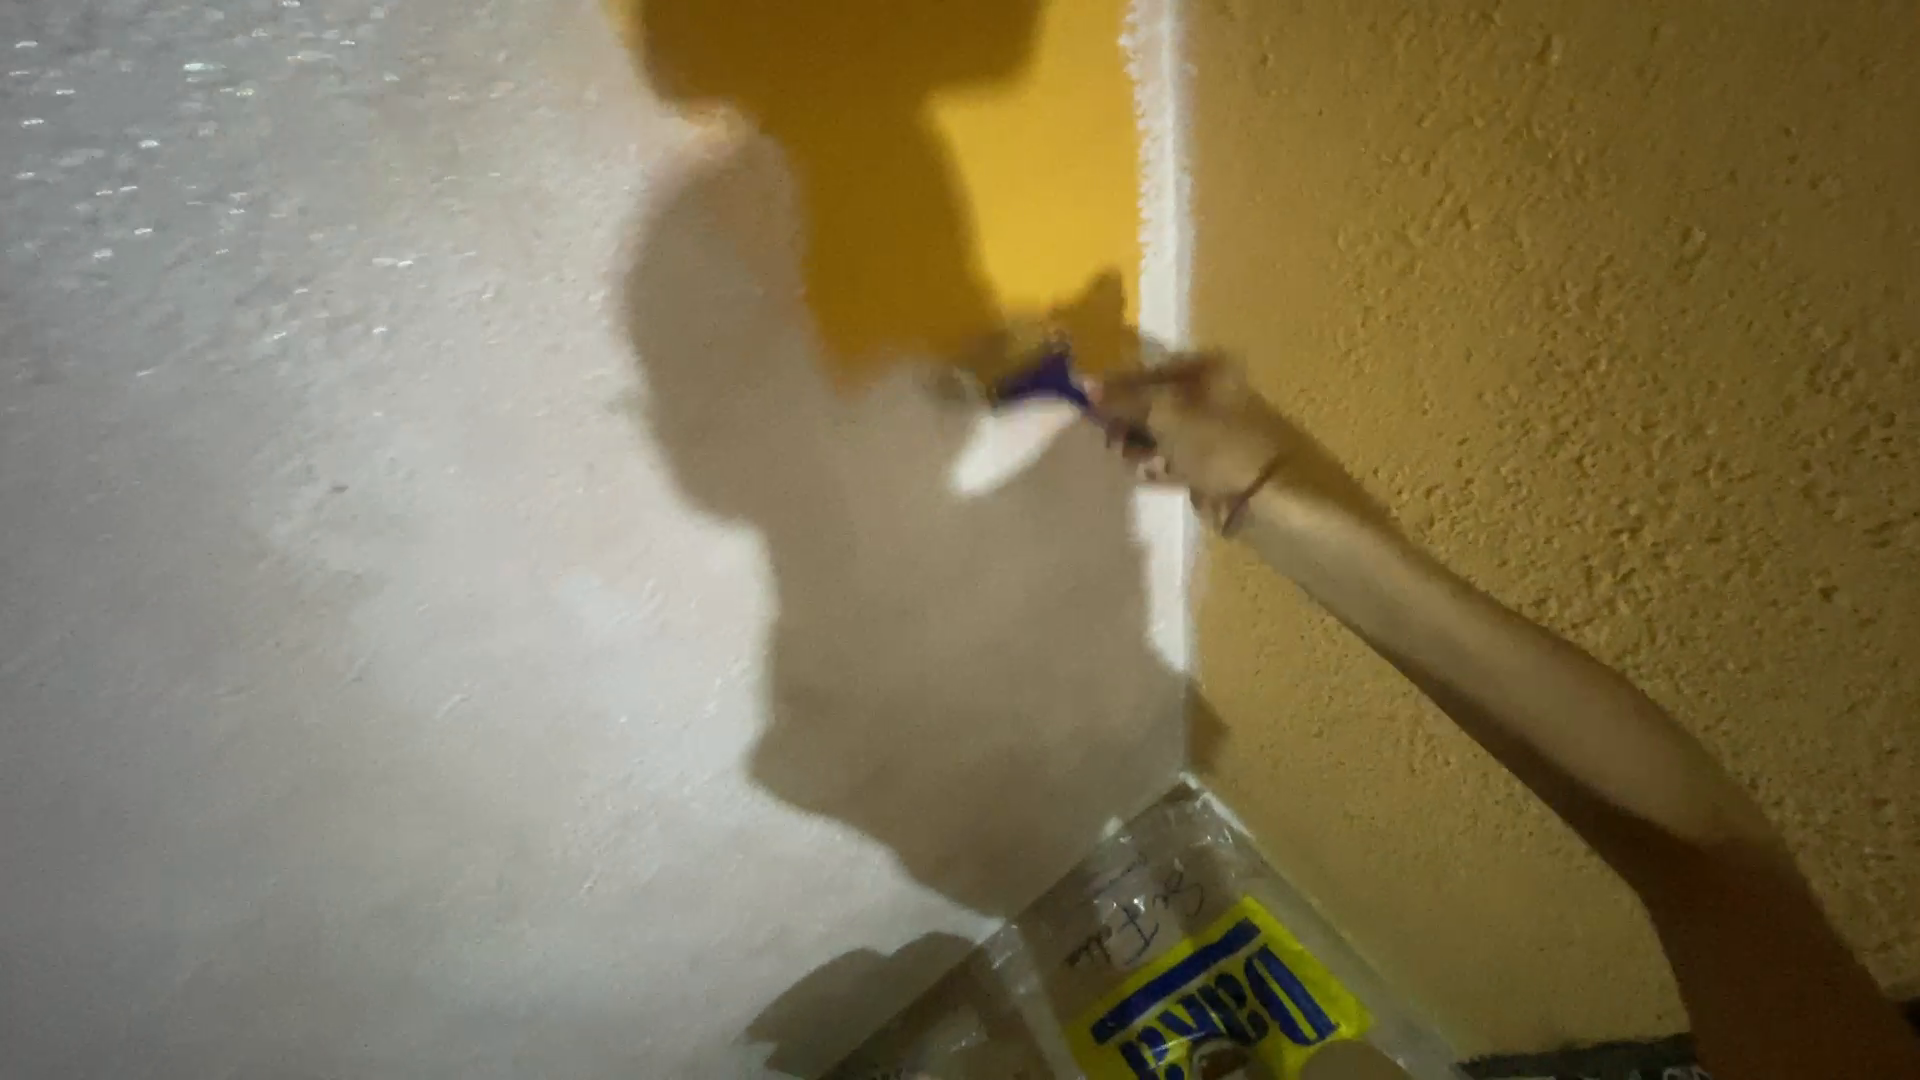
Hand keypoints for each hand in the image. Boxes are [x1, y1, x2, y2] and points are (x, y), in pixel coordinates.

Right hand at [1087, 355, 1387, 533]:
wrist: (1265, 497)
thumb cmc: (1217, 442)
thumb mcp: (1164, 411)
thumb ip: (1121, 399)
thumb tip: (1082, 385)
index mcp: (1205, 369)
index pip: (1145, 371)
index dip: (1115, 389)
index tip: (1087, 408)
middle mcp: (1207, 395)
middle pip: (1147, 404)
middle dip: (1128, 424)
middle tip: (1118, 440)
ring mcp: (1206, 433)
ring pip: (1153, 436)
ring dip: (1140, 450)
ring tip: (1144, 463)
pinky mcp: (1204, 467)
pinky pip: (1166, 461)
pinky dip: (1156, 468)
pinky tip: (1157, 475)